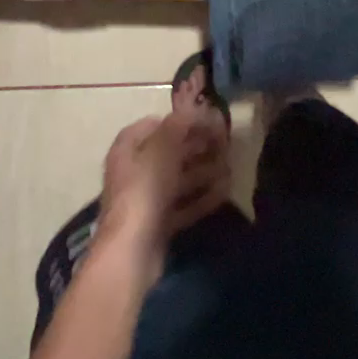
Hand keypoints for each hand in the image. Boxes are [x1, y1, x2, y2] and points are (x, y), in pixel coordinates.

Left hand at [94, 107, 231, 273]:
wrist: (132, 251)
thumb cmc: (144, 191)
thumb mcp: (162, 149)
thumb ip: (179, 125)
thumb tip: (194, 106)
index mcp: (128, 148)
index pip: (153, 124)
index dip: (179, 120)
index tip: (206, 121)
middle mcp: (134, 171)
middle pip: (169, 152)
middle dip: (196, 146)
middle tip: (224, 143)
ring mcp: (146, 199)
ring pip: (178, 179)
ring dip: (203, 172)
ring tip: (229, 167)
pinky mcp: (158, 224)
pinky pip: (184, 205)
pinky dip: (202, 198)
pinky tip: (224, 193)